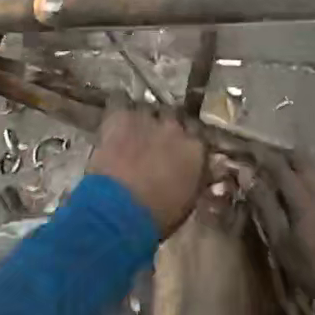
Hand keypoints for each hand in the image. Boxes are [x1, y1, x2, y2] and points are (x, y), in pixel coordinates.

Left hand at [87, 107, 205, 236]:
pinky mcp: (120, 115)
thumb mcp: (188, 199)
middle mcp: (175, 127)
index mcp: (196, 149)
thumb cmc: (157, 215)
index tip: (178, 148)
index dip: (186, 139)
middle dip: (165, 125)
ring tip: (132, 130)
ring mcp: (147, 117)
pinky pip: (120, 100)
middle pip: (173, 116)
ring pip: (147, 107)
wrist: (119, 209)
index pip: (198, 134)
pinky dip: (118, 107)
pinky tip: (114, 115)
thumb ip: (196, 176)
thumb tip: (201, 169)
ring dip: (142, 117)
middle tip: (154, 139)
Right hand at [250, 149, 314, 298]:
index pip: (279, 164)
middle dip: (281, 155)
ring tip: (281, 173)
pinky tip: (302, 190)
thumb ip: (263, 203)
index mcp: (303, 197)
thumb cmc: (309, 266)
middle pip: (301, 158)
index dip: (261, 154)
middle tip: (264, 161)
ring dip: (297, 164)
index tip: (247, 150)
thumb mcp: (279, 238)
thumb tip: (245, 174)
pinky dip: (310, 175)